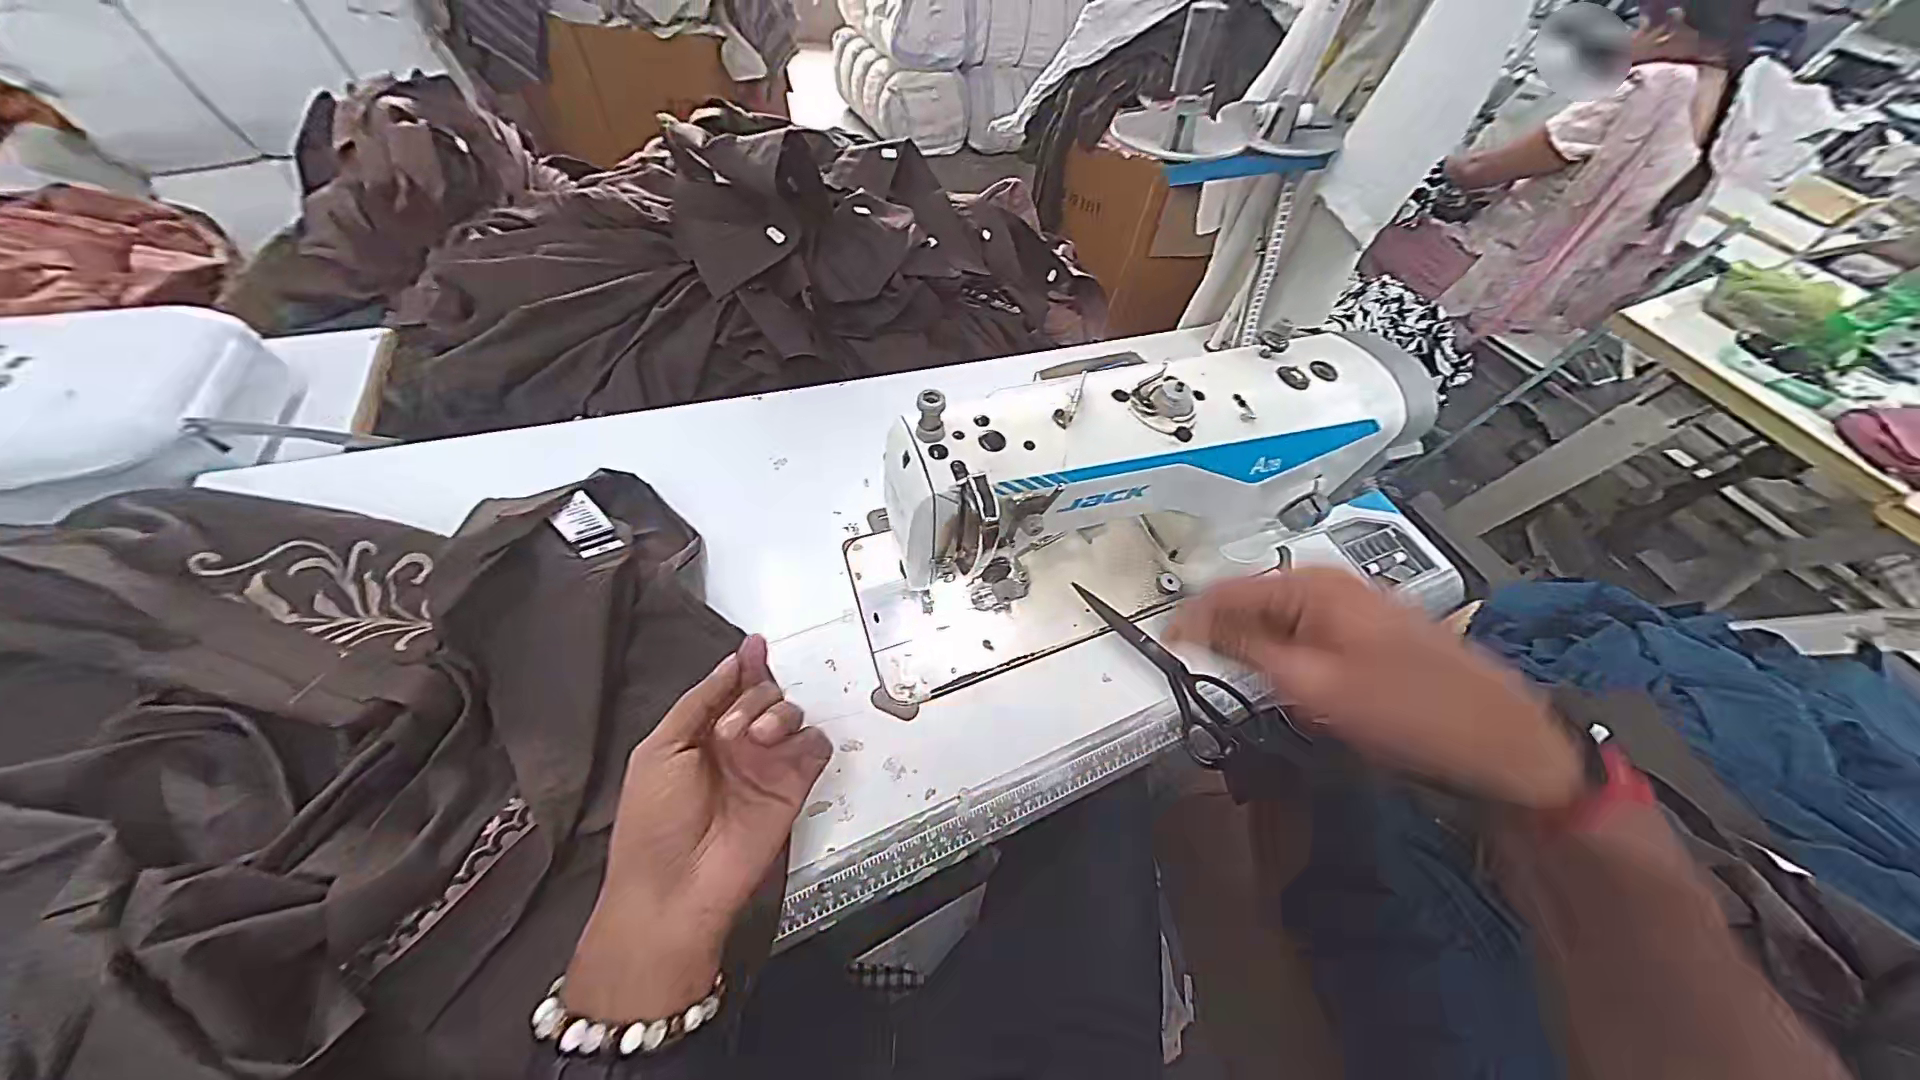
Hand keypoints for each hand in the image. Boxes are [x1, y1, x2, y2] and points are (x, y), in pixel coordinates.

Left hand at [564, 634, 831, 1017]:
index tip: (756, 644)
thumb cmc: (653, 825)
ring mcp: (768, 762)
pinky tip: (782, 748)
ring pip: (792, 712)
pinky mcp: (794, 783)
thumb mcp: (660, 748)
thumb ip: (700, 700)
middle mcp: (739, 743)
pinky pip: (815, 744)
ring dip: (777, 713)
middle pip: (766, 692)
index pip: (733, 686)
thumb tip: (732, 663)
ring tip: (756, 738)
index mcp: (703, 732)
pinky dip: (807, 738)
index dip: (745, 664)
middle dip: (755, 694)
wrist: (677, 887)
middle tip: (733, 725)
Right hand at [1169, 570, 1583, 808]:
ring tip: (1230, 678)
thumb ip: (1244, 649)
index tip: (1164, 645)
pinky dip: (1276, 653)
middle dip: (1216, 632)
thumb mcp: (1313, 683)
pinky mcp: (1359, 629)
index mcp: (1314, 586)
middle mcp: (1329, 585)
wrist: (1501, 741)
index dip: (1188, 619)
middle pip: (1247, 601)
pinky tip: (1278, 680)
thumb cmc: (1414, 712)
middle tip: (1193, 667)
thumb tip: (1194, 629)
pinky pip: (1297, 633)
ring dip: (1245, 645)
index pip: (1225, 591)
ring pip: (1271, 619)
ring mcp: (1348, 605)